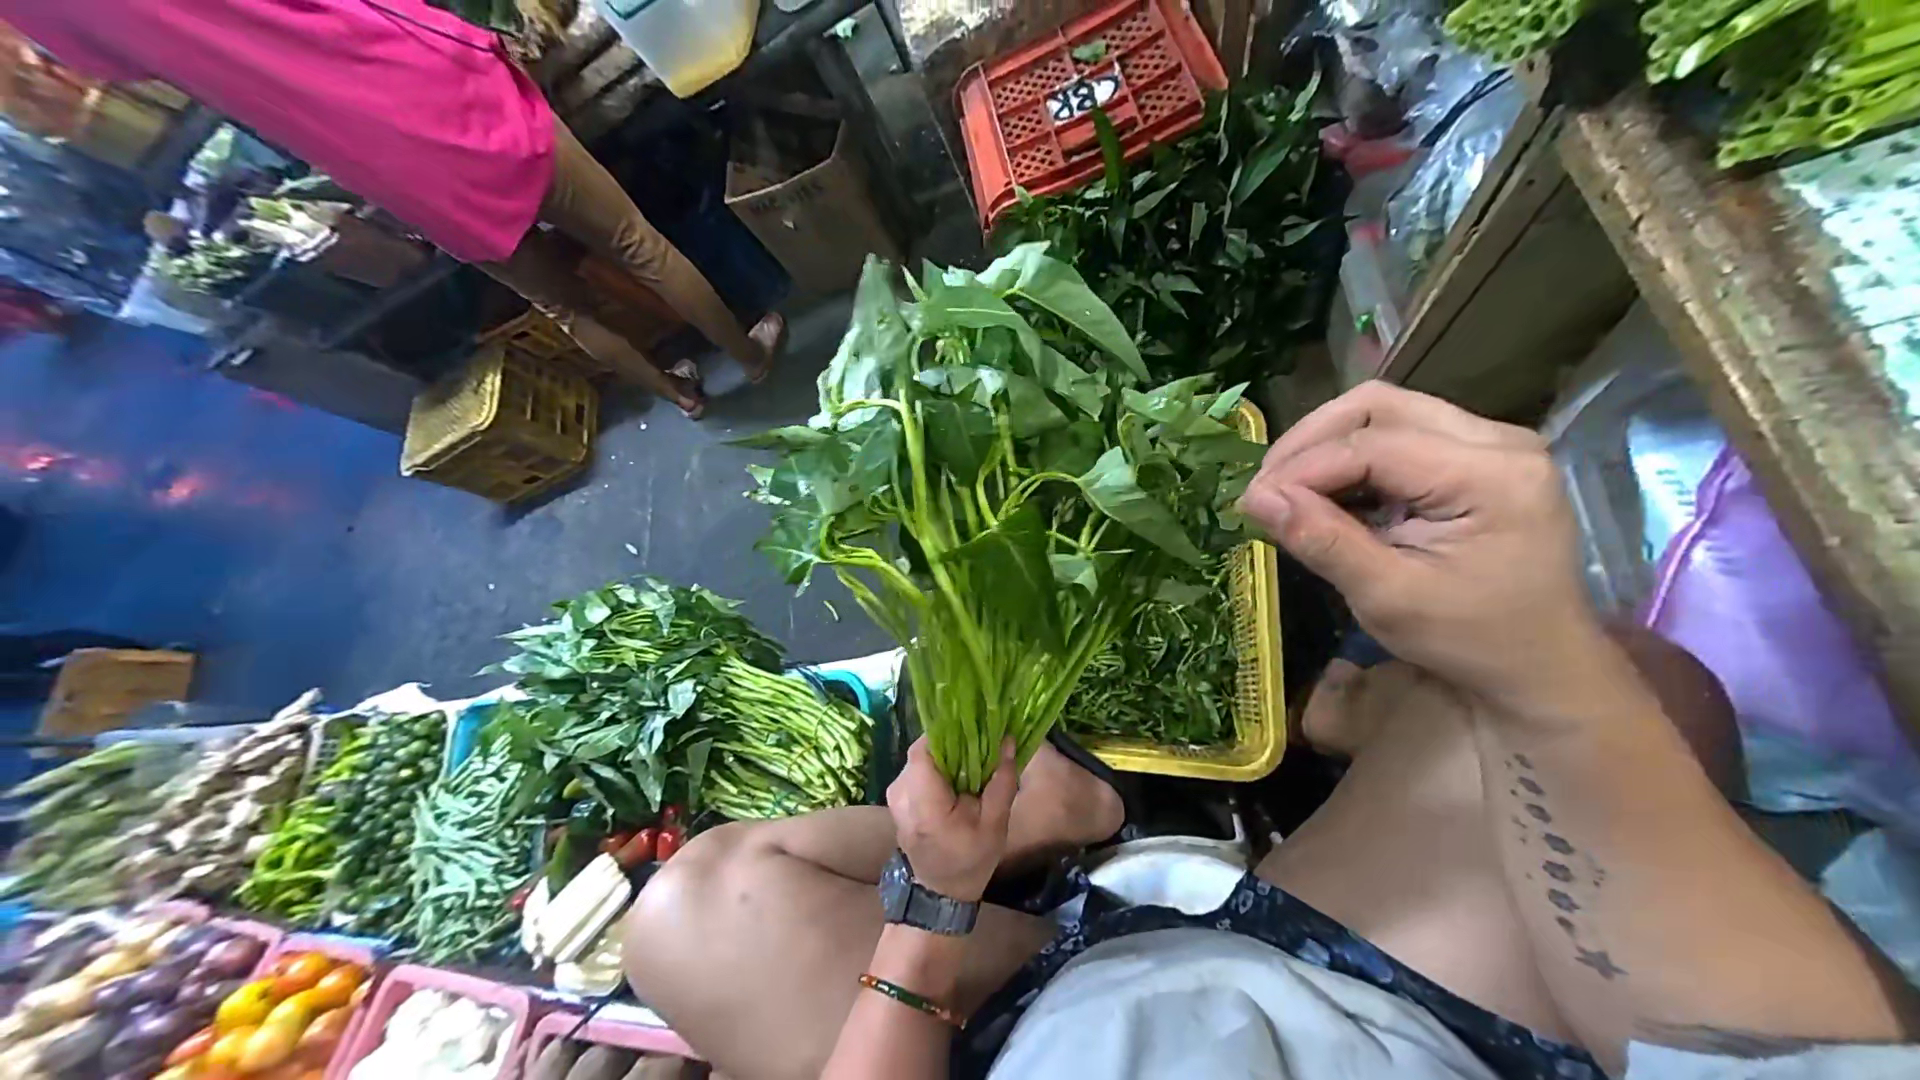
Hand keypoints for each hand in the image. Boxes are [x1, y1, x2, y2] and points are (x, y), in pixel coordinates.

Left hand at [885, 737, 1017, 902]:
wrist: (940, 892)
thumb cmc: (970, 860)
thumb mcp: (995, 824)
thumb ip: (1001, 781)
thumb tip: (1007, 739)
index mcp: (925, 806)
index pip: (923, 752)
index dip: (946, 733)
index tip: (973, 727)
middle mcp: (901, 795)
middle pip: (923, 751)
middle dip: (950, 742)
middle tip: (978, 742)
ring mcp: (895, 795)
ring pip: (920, 756)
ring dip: (944, 753)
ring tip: (970, 758)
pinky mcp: (897, 795)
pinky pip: (916, 767)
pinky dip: (936, 765)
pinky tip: (956, 773)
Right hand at [1238, 382, 1608, 712]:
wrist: (1537, 663)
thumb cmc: (1468, 638)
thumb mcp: (1387, 597)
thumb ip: (1322, 541)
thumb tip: (1255, 498)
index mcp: (1491, 475)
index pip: (1373, 445)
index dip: (1301, 468)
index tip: (1251, 501)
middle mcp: (1496, 440)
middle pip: (1376, 407)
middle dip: (1308, 442)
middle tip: (1267, 487)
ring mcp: (1488, 443)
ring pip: (1381, 412)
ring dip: (1323, 445)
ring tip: (1287, 488)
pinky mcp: (1472, 455)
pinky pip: (1394, 433)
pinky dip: (1347, 457)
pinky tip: (1324, 492)